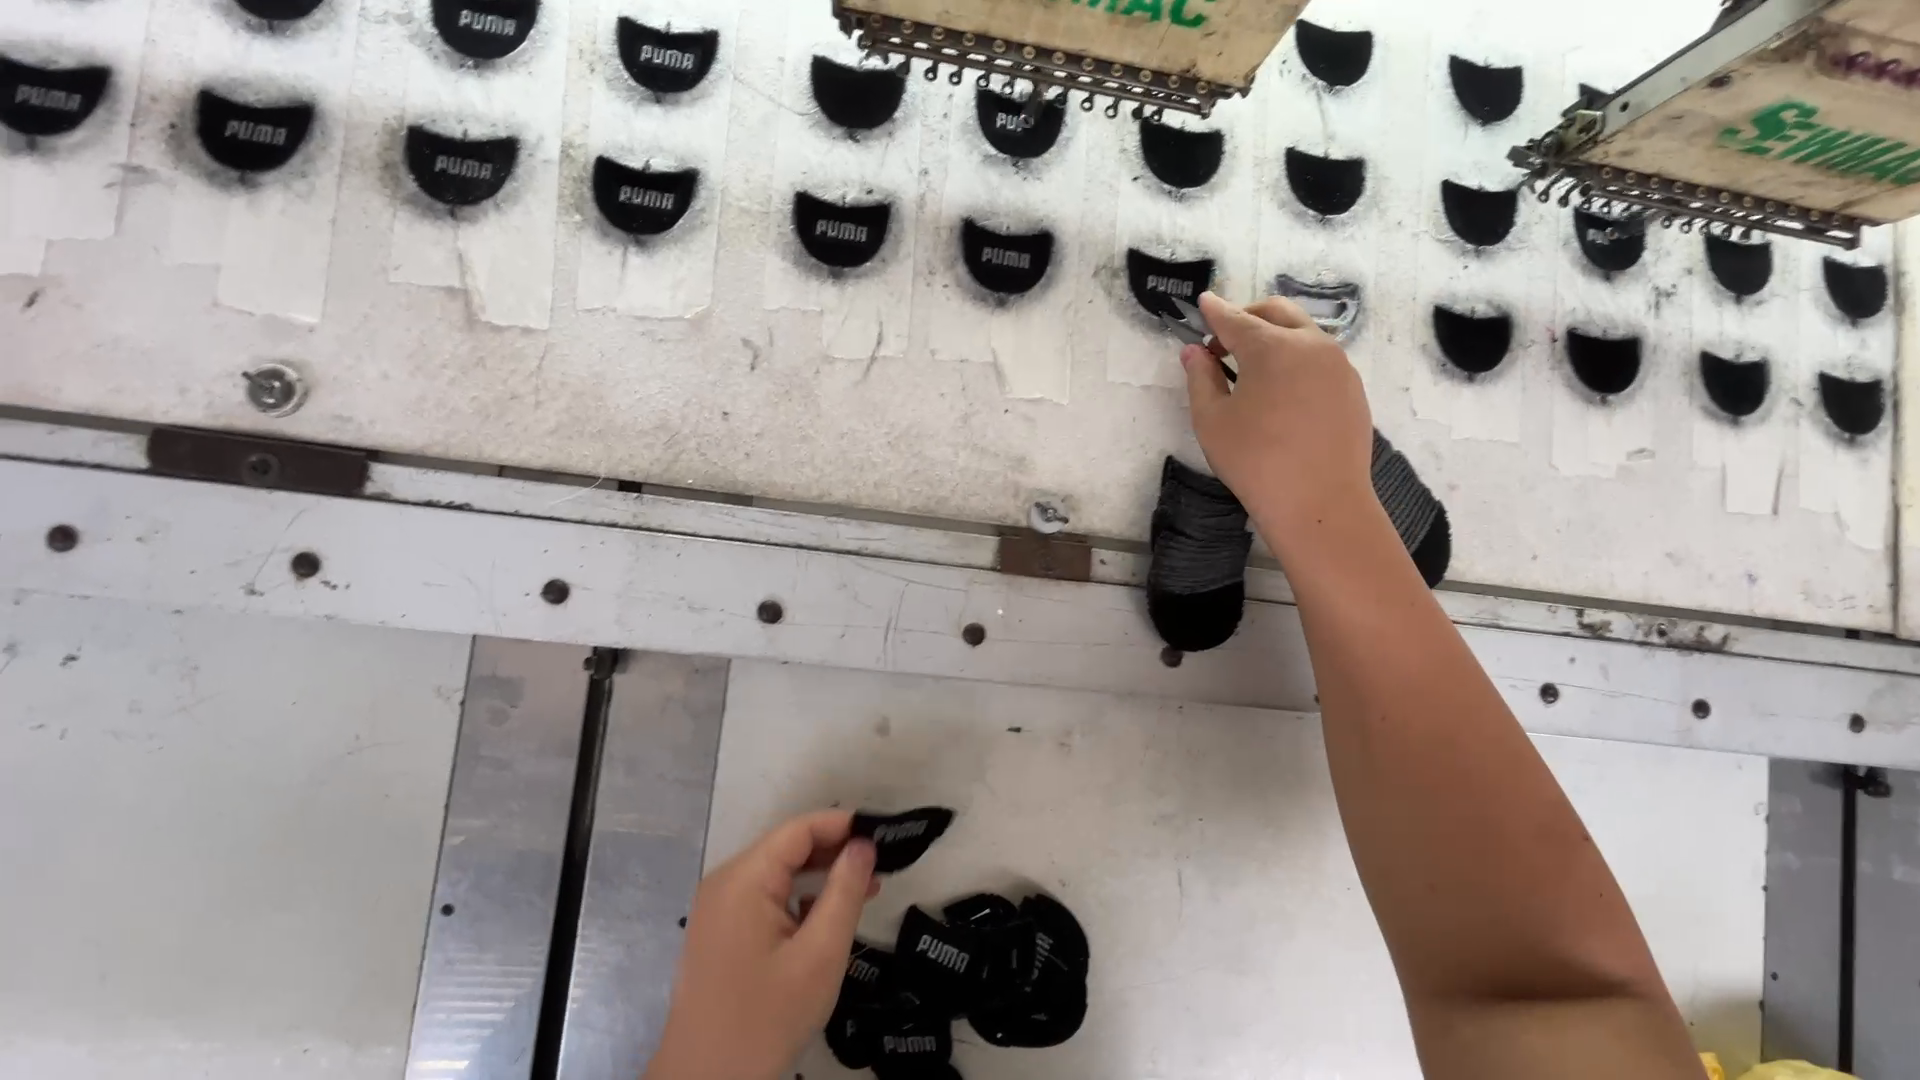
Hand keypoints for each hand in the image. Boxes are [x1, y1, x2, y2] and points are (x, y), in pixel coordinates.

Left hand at [646, 811, 878, 1079]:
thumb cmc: (767, 1017)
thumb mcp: (820, 954)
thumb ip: (845, 891)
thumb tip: (864, 844)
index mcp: (743, 879)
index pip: (799, 830)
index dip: (843, 826)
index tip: (884, 835)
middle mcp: (725, 883)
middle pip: (787, 849)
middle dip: (835, 852)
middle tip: (883, 866)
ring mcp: (718, 909)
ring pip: (778, 875)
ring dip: (820, 878)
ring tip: (866, 891)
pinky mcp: (720, 933)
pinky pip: (764, 900)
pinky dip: (798, 901)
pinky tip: (829, 918)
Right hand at [1180, 291, 1375, 548]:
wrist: (1320, 504)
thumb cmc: (1255, 462)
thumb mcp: (1212, 421)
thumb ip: (1200, 379)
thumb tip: (1195, 352)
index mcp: (1273, 348)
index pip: (1236, 319)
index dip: (1215, 312)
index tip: (1203, 303)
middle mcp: (1312, 345)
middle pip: (1277, 312)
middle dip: (1247, 316)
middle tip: (1223, 341)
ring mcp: (1339, 366)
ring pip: (1303, 334)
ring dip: (1274, 338)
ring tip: (1251, 370)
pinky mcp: (1352, 389)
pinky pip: (1320, 360)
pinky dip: (1295, 361)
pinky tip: (1280, 394)